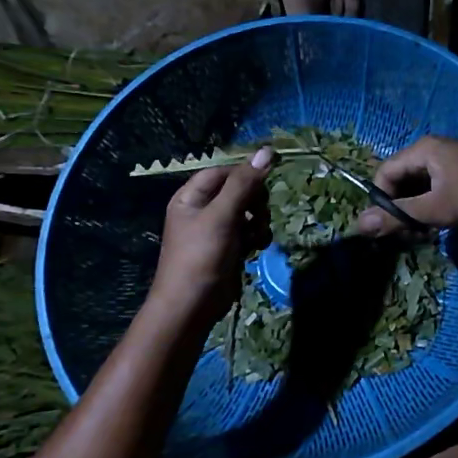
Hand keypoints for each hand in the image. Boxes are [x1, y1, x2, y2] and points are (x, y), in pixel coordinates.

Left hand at [147, 148, 275, 323]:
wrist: (192, 307)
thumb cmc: (201, 257)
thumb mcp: (223, 216)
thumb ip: (244, 184)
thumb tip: (267, 150)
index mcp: (191, 197)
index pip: (223, 172)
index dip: (244, 175)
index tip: (264, 185)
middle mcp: (202, 210)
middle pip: (238, 190)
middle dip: (254, 202)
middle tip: (258, 217)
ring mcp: (216, 230)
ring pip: (247, 212)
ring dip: (258, 221)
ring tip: (257, 238)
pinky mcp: (228, 248)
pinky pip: (248, 232)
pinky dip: (256, 237)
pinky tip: (257, 249)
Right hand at [354, 137, 457, 235]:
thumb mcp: (435, 209)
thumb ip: (398, 216)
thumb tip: (359, 224)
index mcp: (422, 150)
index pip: (384, 173)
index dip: (382, 201)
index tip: (391, 227)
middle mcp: (432, 150)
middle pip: (400, 180)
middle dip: (400, 208)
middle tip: (410, 234)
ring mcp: (448, 159)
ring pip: (418, 187)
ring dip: (416, 210)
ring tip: (426, 232)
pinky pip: (434, 188)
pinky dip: (431, 206)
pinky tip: (440, 224)